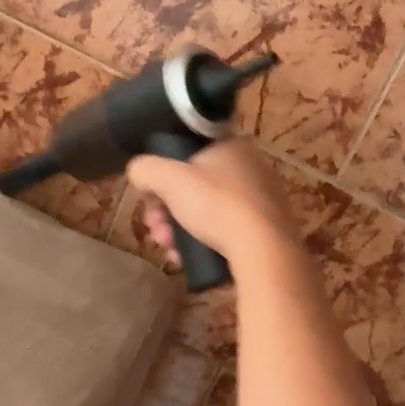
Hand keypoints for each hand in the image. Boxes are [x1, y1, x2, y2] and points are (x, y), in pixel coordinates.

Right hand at [126, 139, 300, 266]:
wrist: (263, 249)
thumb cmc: (216, 205)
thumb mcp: (169, 180)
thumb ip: (145, 169)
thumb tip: (138, 172)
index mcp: (231, 146)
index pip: (187, 154)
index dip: (163, 177)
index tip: (150, 200)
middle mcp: (250, 168)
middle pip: (195, 187)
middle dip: (166, 210)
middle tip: (156, 230)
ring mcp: (261, 200)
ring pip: (207, 212)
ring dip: (179, 230)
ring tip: (169, 249)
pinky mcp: (266, 230)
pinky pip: (226, 232)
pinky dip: (203, 243)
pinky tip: (187, 259)